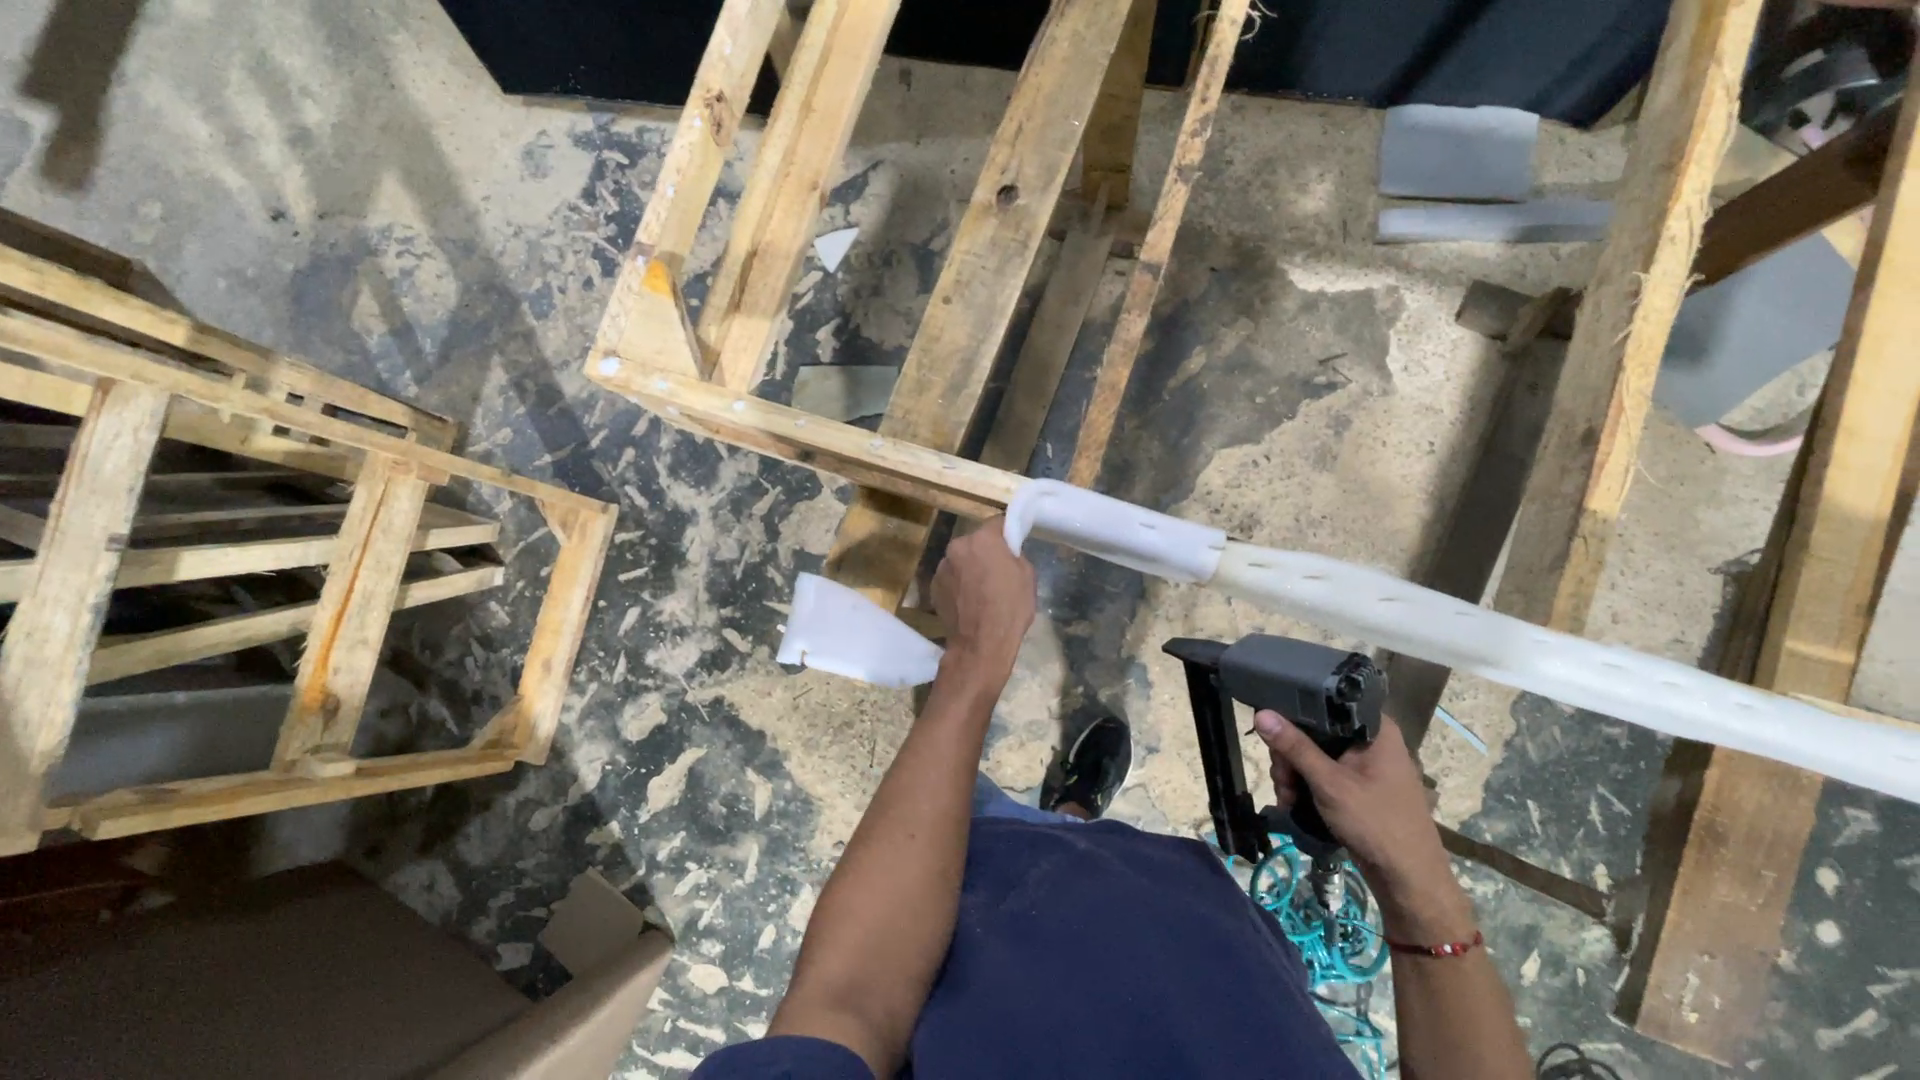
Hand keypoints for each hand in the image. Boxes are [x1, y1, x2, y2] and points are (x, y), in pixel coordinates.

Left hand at [929, 518, 1035, 677]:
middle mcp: (957, 547)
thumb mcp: (1027, 576)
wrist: (981, 642)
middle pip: (974, 543)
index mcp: (982, 539)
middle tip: (997, 571)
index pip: (996, 523)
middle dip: (984, 552)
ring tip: (980, 591)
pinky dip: (957, 585)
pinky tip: (968, 603)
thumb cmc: (1010, 607)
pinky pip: (950, 579)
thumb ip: (1015, 556)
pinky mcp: (932, 587)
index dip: (1005, 533)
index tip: (1011, 545)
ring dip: (969, 569)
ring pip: (960, 561)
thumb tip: (1006, 554)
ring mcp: (941, 567)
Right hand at [1255, 711, 1471, 938]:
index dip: (1295, 717)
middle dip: (1290, 758)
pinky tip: (1293, 803)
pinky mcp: (1358, 786)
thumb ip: (1295, 747)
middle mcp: (1371, 740)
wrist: (1408, 879)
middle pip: (1315, 733)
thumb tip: (1261, 713)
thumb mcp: (1329, 783)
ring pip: (1315, 756)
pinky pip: (1324, 774)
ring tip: (1287, 799)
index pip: (1326, 705)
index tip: (1276, 739)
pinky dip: (1307, 787)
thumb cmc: (1376, 823)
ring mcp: (1365, 765)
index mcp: (1375, 729)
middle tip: (1282, 781)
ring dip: (1294, 776)